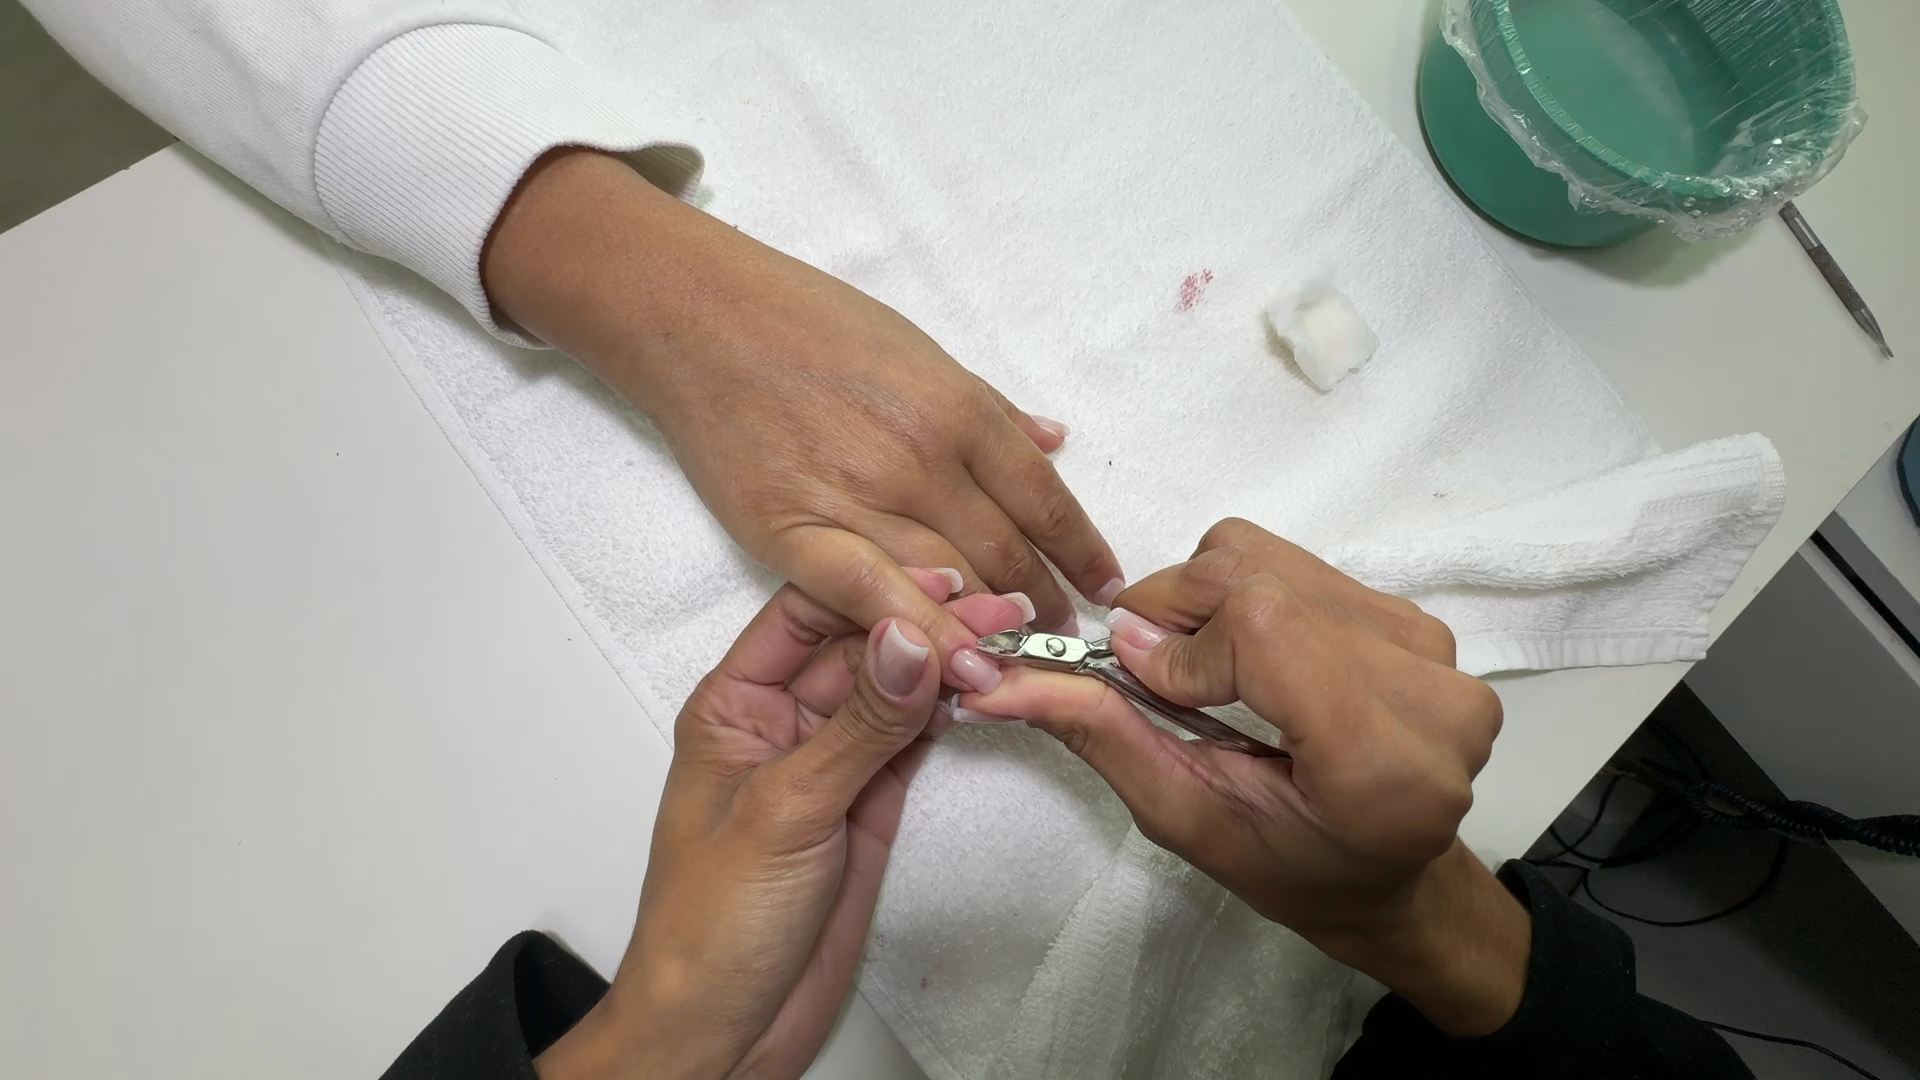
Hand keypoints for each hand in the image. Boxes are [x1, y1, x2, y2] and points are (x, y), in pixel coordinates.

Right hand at [483, 150, 1124, 687]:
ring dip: (996, 629)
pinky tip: (961, 667)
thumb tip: (1055, 440)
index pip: (1046, 499)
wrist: (702, 320)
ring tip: (1022, 658)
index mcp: (959, 409)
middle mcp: (924, 459)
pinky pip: (874, 598)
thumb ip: (989, 407)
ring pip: (952, 585)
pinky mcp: (797, 534)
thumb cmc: (813, 325)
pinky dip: (924, 639)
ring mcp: (862, 499)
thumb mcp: (919, 349)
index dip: (1083, 550)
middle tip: (1067, 636)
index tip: (1106, 584)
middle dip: (1045, 603)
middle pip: (1007, 553)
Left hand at [534, 572, 1025, 1079]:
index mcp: (738, 700)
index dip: (870, 592)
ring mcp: (834, 753)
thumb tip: (910, 639)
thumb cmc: (715, 923)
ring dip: (945, 666)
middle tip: (994, 612)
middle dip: (924, 628)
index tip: (940, 584)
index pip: (806, 616)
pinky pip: (913, 733)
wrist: (729, 1033)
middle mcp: (786, 715)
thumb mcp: (787, 810)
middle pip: (861, 648)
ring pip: (894, 688)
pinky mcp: (871, 790)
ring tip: (1004, 640)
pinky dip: (948, 711)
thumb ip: (858, 724)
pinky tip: (982, 689)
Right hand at [961, 519, 1527, 1036]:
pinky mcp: (1412, 615)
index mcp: (1383, 765)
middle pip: (1254, 579)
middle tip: (1148, 664)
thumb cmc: (1288, 867)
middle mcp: (1427, 690)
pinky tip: (1245, 648)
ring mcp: (1429, 642)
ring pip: (1262, 556)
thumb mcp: (1181, 817)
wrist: (1392, 872)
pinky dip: (1238, 590)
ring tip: (1200, 661)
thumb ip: (1099, 736)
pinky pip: (1289, 560)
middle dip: (1172, 608)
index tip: (1138, 676)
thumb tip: (997, 682)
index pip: (1262, 630)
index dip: (1178, 642)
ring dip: (1200, 596)